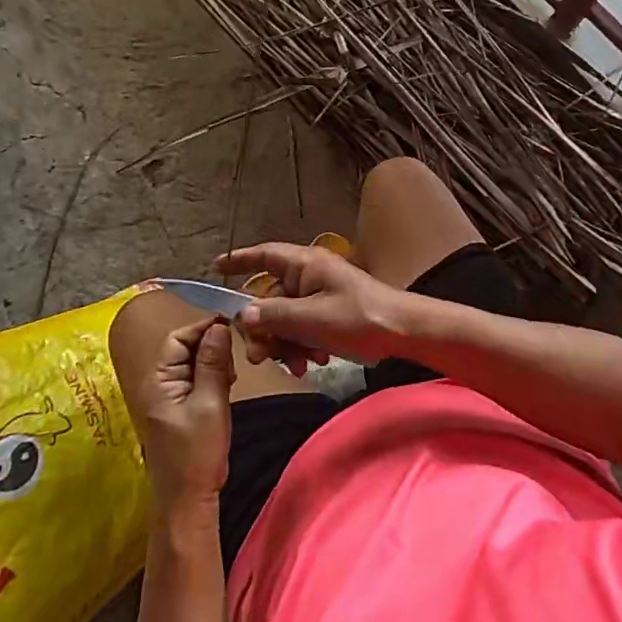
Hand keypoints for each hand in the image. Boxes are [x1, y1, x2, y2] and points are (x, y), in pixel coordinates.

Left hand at [120, 317, 234, 508]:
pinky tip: (227, 384)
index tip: (231, 325)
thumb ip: (213, 363)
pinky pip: (196, 380)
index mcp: (159, 380)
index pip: (178, 338)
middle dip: (210, 345)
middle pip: (184, 348)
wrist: (188, 500)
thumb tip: (219, 327)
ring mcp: (169, 397)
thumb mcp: (210, 403)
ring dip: (213, 361)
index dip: (203, 328)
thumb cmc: (197, 453)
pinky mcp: (180, 409)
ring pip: (192, 363)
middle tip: (235, 355)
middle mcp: (159, 384)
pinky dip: (212, 376)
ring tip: (232, 373)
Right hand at [215, 243, 411, 369]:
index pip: (264, 255)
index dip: (239, 260)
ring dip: (287, 343)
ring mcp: (321, 294)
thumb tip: (242, 314)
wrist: (404, 332)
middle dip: (265, 329)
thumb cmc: (358, 317)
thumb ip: (274, 316)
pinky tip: (314, 363)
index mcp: (305, 265)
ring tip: (298, 365)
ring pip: (286, 318)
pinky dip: (304, 345)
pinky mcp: (331, 313)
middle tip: (261, 357)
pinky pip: (304, 327)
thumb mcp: (311, 319)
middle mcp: (310, 275)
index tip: (216, 267)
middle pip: (271, 298)